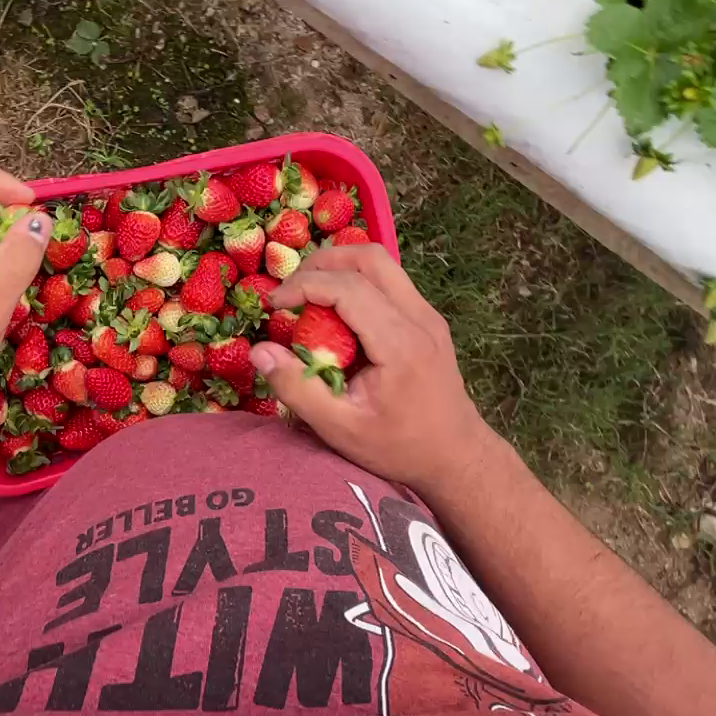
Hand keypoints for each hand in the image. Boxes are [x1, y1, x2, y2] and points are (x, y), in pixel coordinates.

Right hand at [250, 245, 502, 493]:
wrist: (456, 458)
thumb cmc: (397, 447)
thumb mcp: (338, 428)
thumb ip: (296, 387)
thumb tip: (259, 351)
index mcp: (400, 343)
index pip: (348, 287)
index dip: (303, 285)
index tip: (273, 304)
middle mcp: (419, 318)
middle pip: (369, 258)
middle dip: (320, 264)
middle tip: (290, 292)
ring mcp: (428, 315)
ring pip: (380, 264)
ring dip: (338, 269)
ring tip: (308, 298)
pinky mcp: (427, 319)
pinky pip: (387, 282)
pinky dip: (355, 284)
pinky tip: (335, 315)